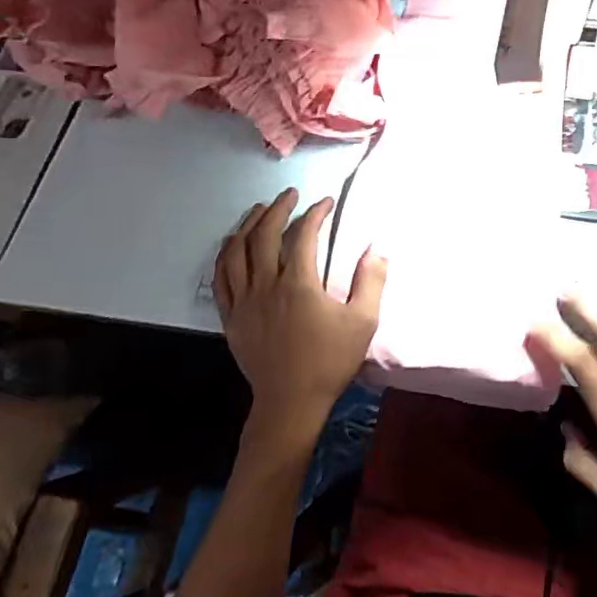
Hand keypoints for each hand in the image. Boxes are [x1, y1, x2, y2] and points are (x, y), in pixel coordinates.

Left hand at [213, 189, 386, 436]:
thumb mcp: (364, 322)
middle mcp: (266, 286)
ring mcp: (243, 301)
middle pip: (264, 236)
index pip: (303, 236)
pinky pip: (221, 277)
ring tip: (259, 210)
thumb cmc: (330, 361)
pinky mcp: (231, 316)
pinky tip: (233, 244)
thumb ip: (370, 282)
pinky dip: (225, 254)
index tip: (326, 203)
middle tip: (290, 194)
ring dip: (248, 225)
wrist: (291, 401)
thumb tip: (375, 249)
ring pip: (236, 252)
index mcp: (299, 285)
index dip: (315, 214)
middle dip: (277, 209)